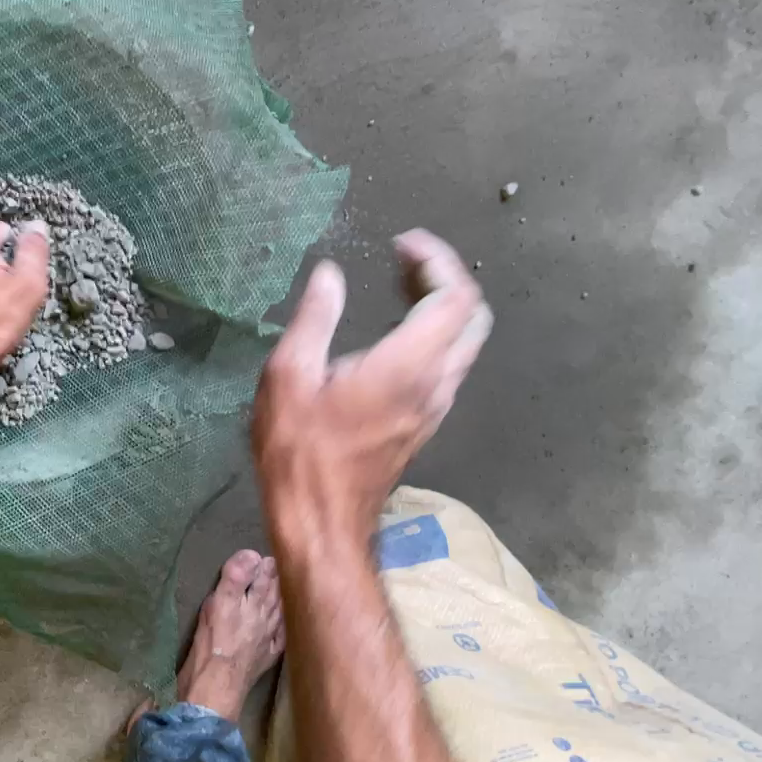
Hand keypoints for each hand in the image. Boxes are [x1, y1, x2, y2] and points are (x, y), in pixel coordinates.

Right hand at [252, 229, 491, 550]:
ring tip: (396, 285)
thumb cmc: (298, 447)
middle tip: (401, 260)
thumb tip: (330, 275)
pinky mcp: (424, 421)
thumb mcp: (288, 375)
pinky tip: (393, 331)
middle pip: (472, 317)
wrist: (320, 518)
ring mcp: (435, 405)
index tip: (400, 243)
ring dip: (442, 304)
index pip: (455, 298)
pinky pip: (448, 362)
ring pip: (465, 342)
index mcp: (408, 365)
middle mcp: (436, 383)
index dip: (437, 261)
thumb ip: (314, 318)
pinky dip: (433, 331)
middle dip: (446, 277)